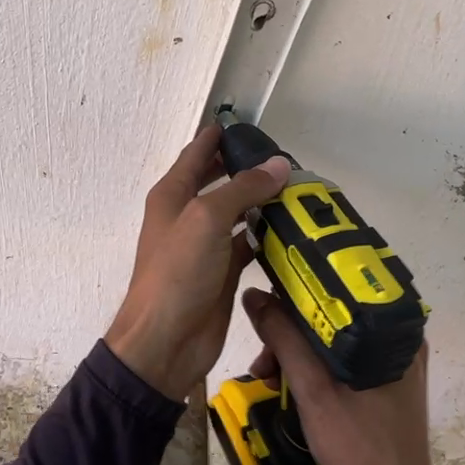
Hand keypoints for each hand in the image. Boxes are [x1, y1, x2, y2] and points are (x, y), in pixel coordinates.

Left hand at [104, 122, 291, 401]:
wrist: (166, 342)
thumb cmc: (177, 272)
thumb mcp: (207, 219)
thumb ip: (242, 188)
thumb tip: (280, 164)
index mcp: (173, 194)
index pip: (197, 153)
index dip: (220, 136)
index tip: (250, 123)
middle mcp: (187, 215)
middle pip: (218, 180)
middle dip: (246, 167)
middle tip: (284, 158)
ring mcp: (205, 245)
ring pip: (237, 212)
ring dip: (261, 201)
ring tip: (298, 189)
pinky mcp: (221, 272)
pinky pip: (247, 244)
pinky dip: (266, 235)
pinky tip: (292, 229)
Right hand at [242, 288, 459, 464]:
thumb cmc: (357, 445)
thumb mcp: (311, 388)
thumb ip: (283, 337)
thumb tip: (253, 294)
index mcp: (392, 327)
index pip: (337, 286)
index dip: (294, 292)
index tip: (265, 310)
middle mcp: (398, 335)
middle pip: (331, 314)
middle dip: (289, 334)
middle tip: (263, 362)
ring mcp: (395, 360)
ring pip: (334, 338)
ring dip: (297, 352)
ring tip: (269, 379)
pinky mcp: (389, 381)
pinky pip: (345, 357)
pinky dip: (316, 366)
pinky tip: (292, 386)